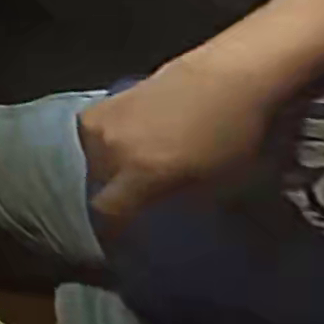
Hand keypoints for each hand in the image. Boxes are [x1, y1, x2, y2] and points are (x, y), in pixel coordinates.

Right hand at [79, 57, 274, 225]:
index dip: (111, 228)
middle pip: (97, 185)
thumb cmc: (234, 136)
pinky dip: (103, 147)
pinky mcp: (90, 111)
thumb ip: (190, 202)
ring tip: (132, 169)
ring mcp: (94, 128)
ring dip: (108, 170)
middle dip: (112, 194)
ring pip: (91, 161)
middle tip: (135, 199)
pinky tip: (126, 144)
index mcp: (141, 173)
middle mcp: (107, 152)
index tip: (115, 241)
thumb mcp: (229, 181)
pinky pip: (89, 140)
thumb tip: (165, 220)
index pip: (109, 210)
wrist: (220, 82)